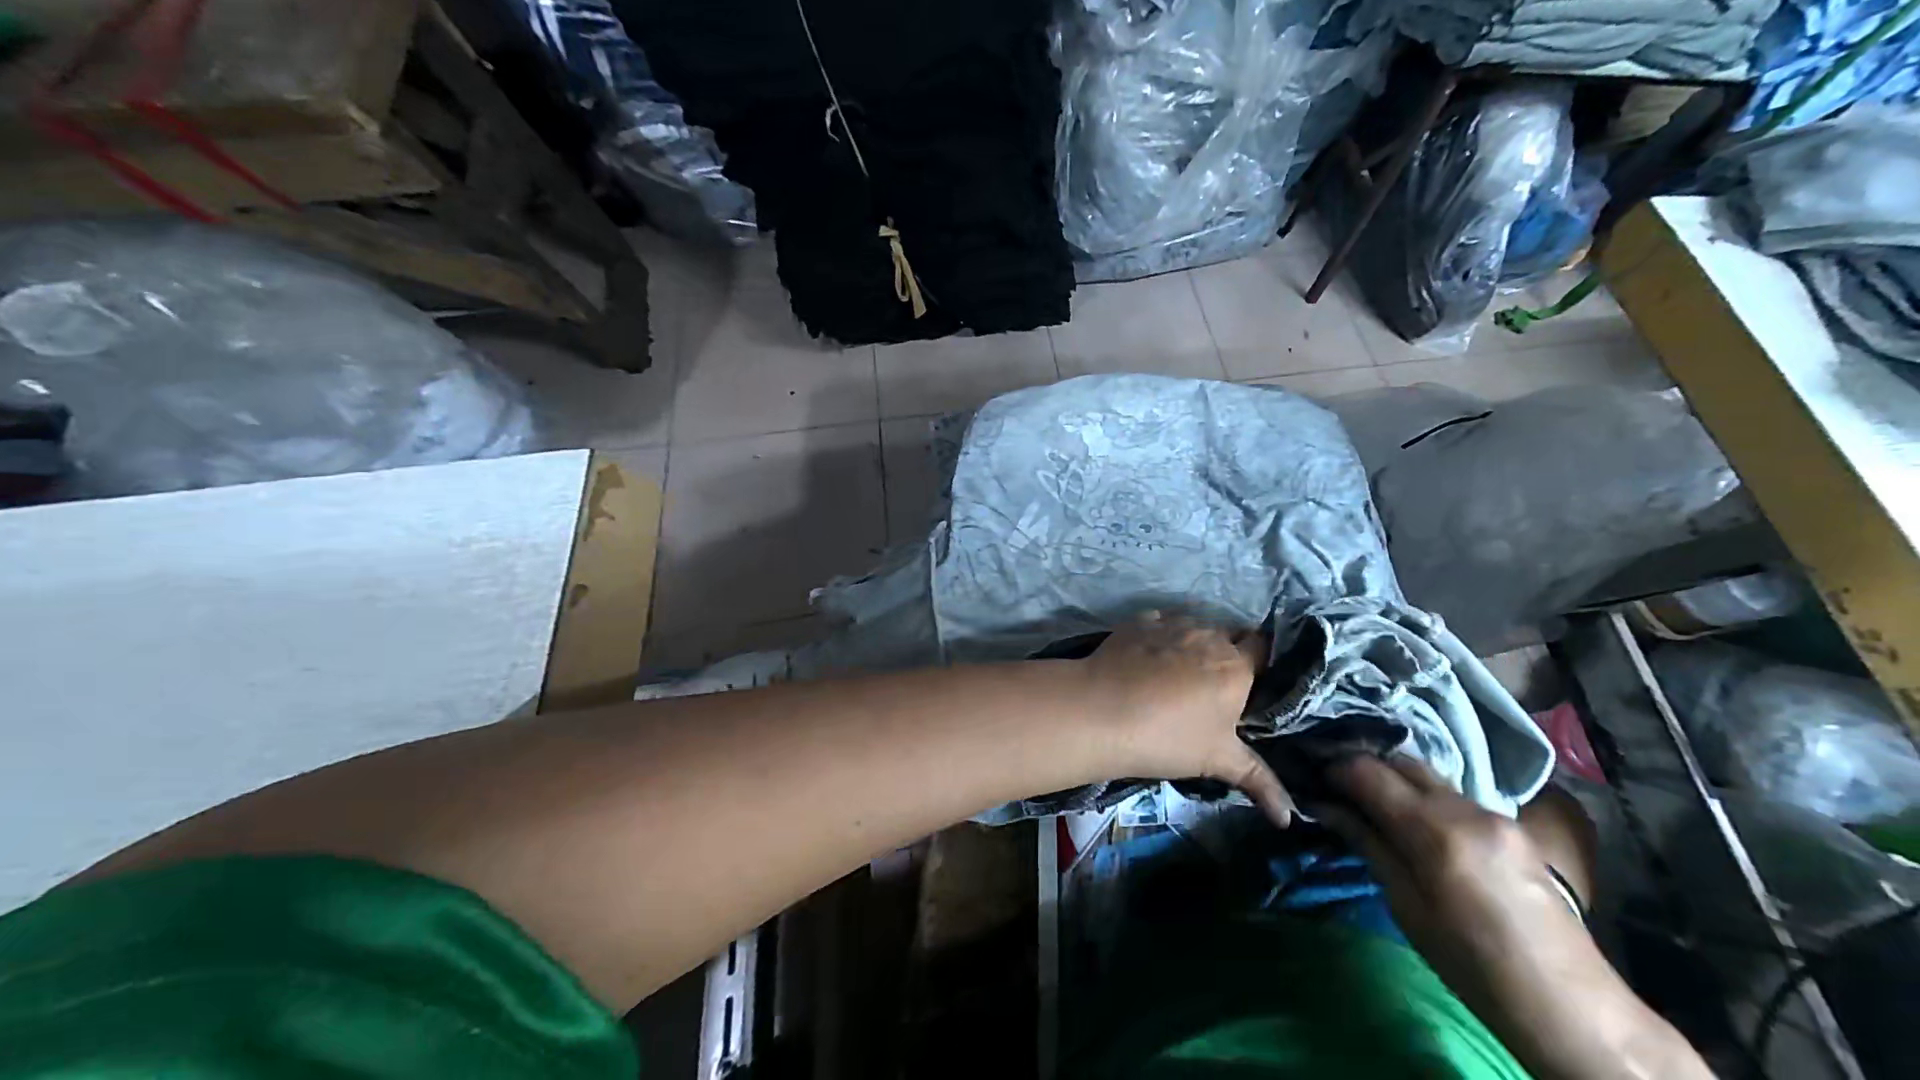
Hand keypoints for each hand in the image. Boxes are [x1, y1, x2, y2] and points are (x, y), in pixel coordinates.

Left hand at [1080, 613, 1293, 826]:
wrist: (1100, 711)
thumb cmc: (1167, 737)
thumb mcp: (1218, 761)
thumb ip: (1260, 782)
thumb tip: (1290, 818)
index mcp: (1236, 666)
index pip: (1263, 647)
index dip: (1260, 661)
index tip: (1252, 682)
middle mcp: (1208, 635)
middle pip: (1228, 635)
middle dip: (1226, 653)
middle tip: (1214, 683)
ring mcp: (1170, 624)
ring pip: (1193, 625)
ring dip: (1193, 643)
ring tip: (1178, 672)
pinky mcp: (1137, 623)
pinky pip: (1159, 623)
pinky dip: (1160, 636)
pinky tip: (1148, 658)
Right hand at [1320, 756, 1711, 1079]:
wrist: (1569, 1005)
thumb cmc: (1472, 964)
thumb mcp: (1405, 906)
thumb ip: (1367, 844)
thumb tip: (1326, 807)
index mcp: (1436, 830)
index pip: (1369, 771)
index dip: (1335, 770)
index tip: (1314, 781)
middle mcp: (1468, 809)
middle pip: (1402, 762)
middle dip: (1365, 768)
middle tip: (1338, 790)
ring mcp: (1496, 814)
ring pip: (1429, 777)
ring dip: (1396, 782)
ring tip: (1372, 806)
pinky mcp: (1512, 827)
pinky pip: (1454, 796)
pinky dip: (1424, 799)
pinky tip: (1414, 824)